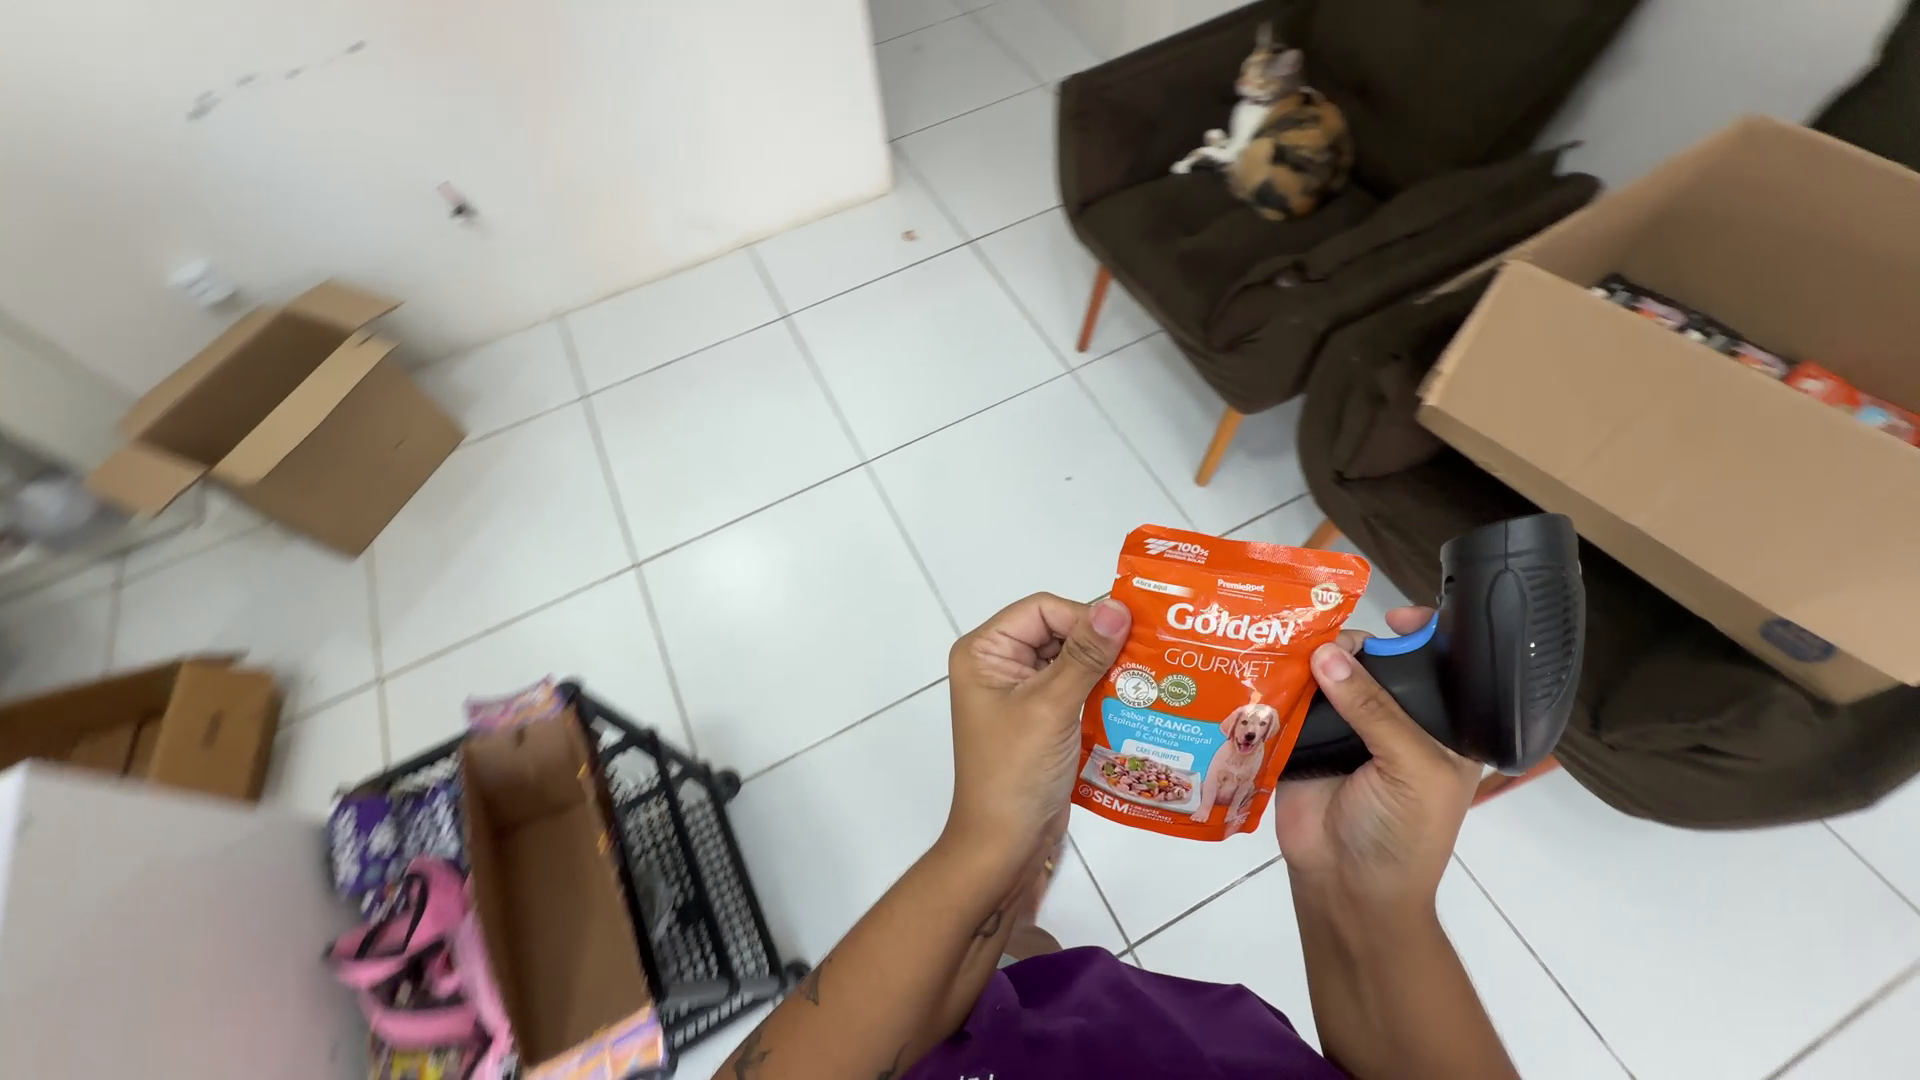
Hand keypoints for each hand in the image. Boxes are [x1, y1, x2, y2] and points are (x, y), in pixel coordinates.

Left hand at [944, 594, 1129, 869]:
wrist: (1005, 845)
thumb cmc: (1015, 771)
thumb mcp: (1050, 707)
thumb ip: (1085, 655)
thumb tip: (1116, 605)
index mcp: (985, 651)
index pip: (1042, 610)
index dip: (1084, 617)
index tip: (1131, 634)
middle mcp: (1000, 664)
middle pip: (1059, 632)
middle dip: (1101, 643)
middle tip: (1152, 652)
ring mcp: (1021, 692)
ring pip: (1073, 662)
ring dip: (1108, 670)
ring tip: (1153, 676)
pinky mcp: (1042, 718)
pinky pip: (1077, 690)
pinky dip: (1104, 693)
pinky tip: (1139, 701)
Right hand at [1272, 607, 1480, 920]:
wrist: (1346, 885)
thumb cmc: (1403, 832)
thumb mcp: (1411, 768)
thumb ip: (1376, 710)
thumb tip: (1327, 655)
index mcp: (1436, 728)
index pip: (1438, 668)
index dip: (1423, 636)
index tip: (1394, 617)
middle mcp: (1390, 721)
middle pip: (1373, 663)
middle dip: (1353, 643)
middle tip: (1326, 634)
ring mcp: (1342, 729)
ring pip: (1327, 677)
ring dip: (1308, 658)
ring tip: (1287, 638)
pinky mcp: (1300, 738)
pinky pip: (1288, 701)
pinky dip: (1276, 682)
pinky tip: (1260, 660)